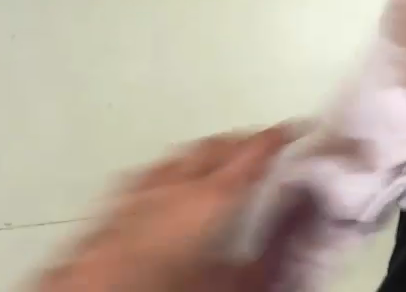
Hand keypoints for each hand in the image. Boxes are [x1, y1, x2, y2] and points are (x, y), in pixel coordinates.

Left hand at [37, 126, 296, 291]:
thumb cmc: (164, 291)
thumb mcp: (235, 282)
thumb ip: (274, 251)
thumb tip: (304, 225)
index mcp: (213, 195)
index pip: (258, 149)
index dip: (282, 135)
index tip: (297, 130)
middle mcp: (174, 185)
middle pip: (215, 145)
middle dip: (241, 142)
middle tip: (261, 148)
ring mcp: (133, 197)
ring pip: (176, 158)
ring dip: (201, 155)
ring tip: (216, 163)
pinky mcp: (101, 218)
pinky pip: (142, 180)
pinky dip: (163, 177)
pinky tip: (162, 190)